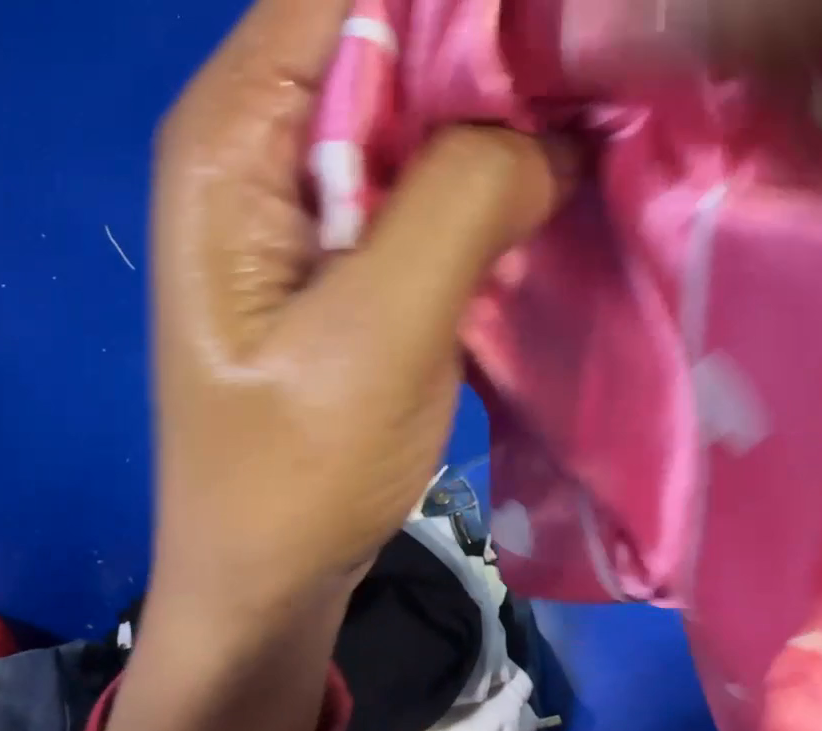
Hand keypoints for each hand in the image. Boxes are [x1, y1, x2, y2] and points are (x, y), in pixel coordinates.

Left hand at [110, 0, 571, 730]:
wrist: (264, 582)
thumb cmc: (297, 471)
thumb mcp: (380, 332)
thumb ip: (461, 201)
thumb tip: (545, 134)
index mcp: (229, 138)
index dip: (460, 13)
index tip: (560, 51)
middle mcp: (254, 149)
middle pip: (386, 48)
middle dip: (491, 70)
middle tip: (591, 108)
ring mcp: (298, 212)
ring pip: (413, 124)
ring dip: (496, 136)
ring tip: (582, 157)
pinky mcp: (341, 266)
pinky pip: (419, 195)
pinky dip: (482, 198)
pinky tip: (540, 216)